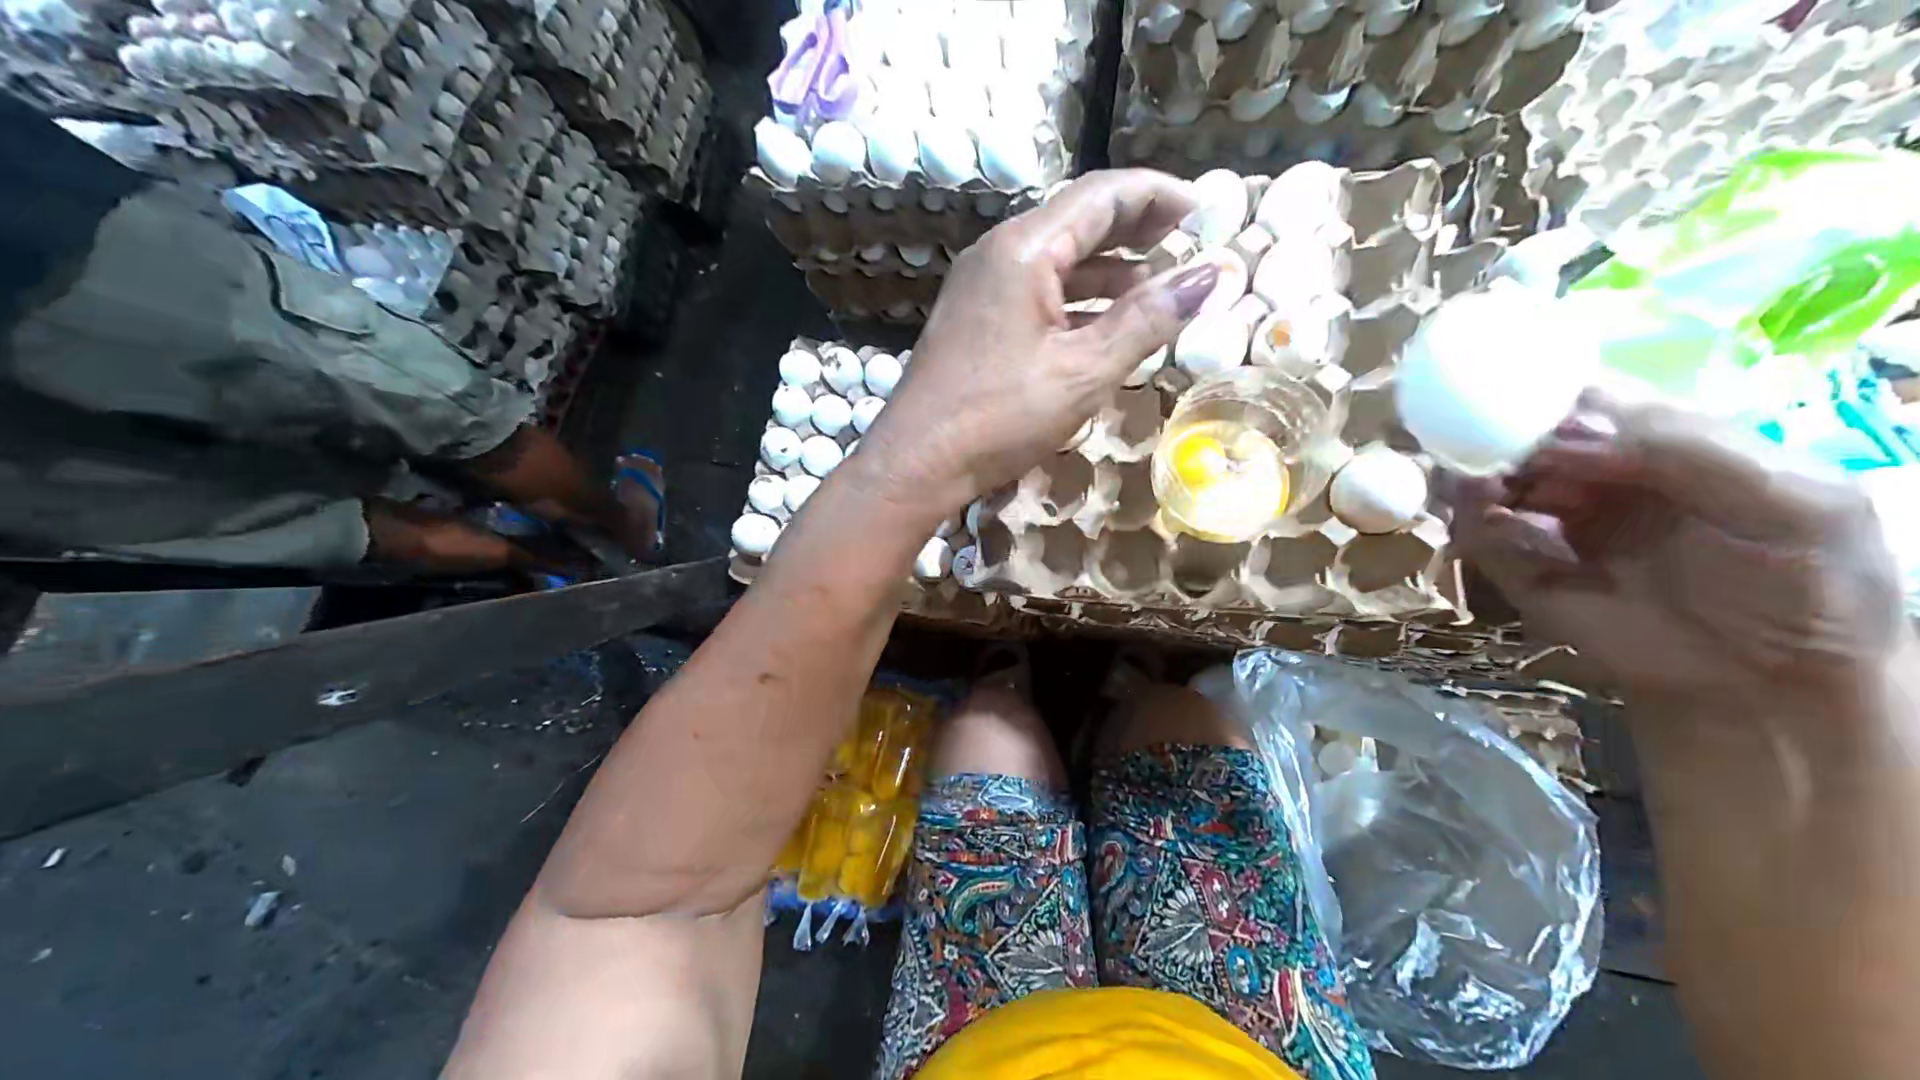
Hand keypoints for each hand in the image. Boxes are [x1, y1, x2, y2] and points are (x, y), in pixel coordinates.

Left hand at [857, 169, 1217, 516]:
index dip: (1160, 196)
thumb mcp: (1083, 371)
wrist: (917, 462)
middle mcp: (999, 255)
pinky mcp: (976, 320)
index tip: (1207, 213)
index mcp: (1024, 250)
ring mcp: (982, 288)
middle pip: (1079, 220)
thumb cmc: (999, 417)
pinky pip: (1038, 293)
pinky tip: (1105, 326)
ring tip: (1157, 288)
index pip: (1104, 195)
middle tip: (1188, 242)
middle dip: (1137, 228)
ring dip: (1110, 270)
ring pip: (1058, 261)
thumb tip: (1210, 275)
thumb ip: (1148, 319)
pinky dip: (1078, 301)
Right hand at [1443, 394, 1906, 709]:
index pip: (1592, 402)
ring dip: (1475, 478)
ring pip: (1490, 482)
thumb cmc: (1805, 590)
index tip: (1521, 403)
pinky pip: (1478, 536)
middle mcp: (1594, 475)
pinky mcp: (1518, 568)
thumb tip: (1574, 428)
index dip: (1553, 396)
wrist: (1763, 689)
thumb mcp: (1792, 503)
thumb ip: (1695, 452)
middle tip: (1490, 451)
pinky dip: (1472, 524)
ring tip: (1483, 489)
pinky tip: (1485, 522)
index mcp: (1660, 446)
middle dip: (1498, 437)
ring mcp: (1551, 521)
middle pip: (1525, 438)